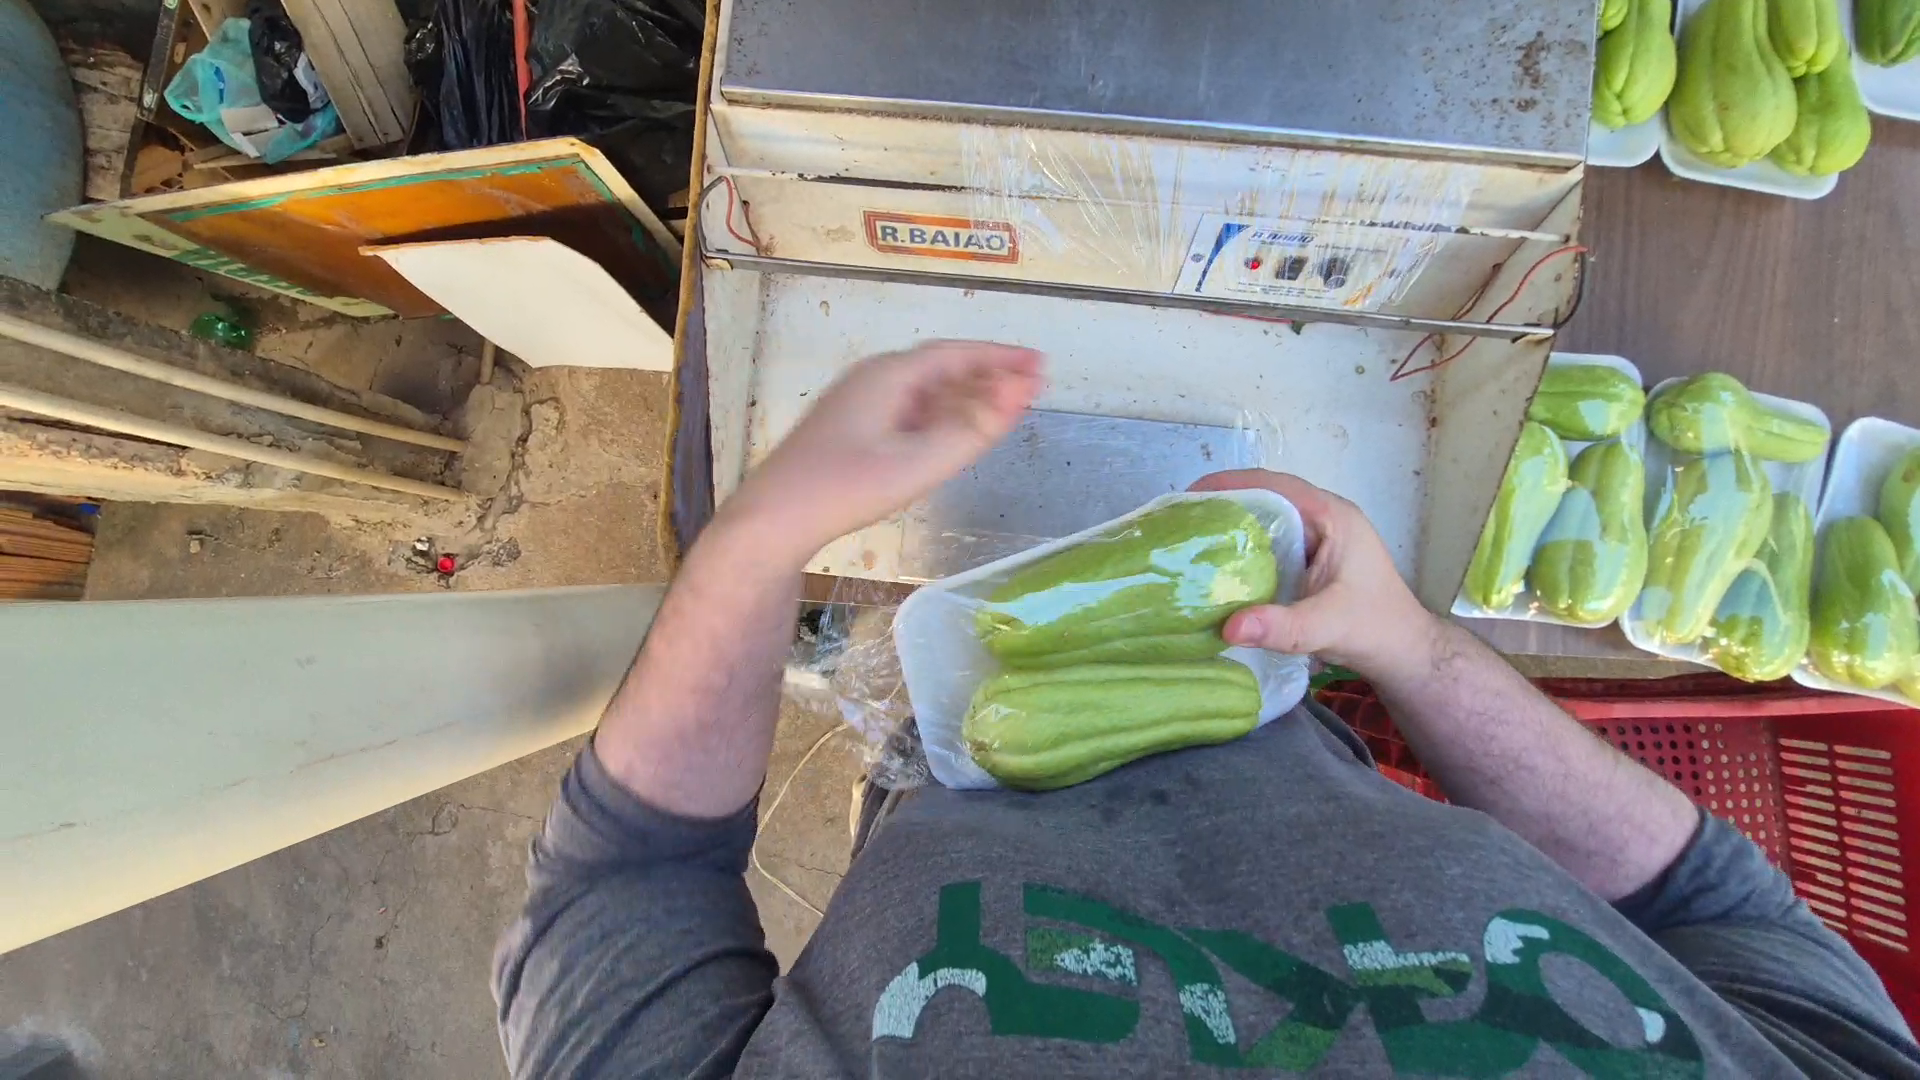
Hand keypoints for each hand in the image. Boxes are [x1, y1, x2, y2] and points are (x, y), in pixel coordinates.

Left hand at [723, 341, 1043, 561]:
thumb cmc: (844, 488)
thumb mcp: (916, 463)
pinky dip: (943, 417)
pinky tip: (958, 430)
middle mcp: (876, 379)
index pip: (957, 354)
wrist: (775, 518)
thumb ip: (970, 431)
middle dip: (990, 376)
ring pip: (927, 392)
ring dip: (968, 397)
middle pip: (943, 369)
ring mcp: (863, 404)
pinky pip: (911, 413)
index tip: (1039, 362)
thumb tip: (1020, 393)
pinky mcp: (857, 430)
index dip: (1001, 357)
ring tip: (1007, 407)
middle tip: (1033, 386)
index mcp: (889, 375)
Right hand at [1188, 469, 1439, 675]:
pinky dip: (1237, 546)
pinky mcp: (1305, 558)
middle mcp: (1321, 518)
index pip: (1273, 485)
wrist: (1404, 654)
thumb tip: (1229, 627)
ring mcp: (1314, 537)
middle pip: (1262, 496)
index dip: (1229, 484)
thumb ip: (1282, 626)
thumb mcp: (1328, 626)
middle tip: (1179, 519)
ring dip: (1227, 523)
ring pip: (1262, 518)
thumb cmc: (1376, 630)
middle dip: (1220, 502)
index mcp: (1331, 517)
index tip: (1189, 495)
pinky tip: (1213, 563)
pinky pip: (1265, 541)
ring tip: (1187, 536)